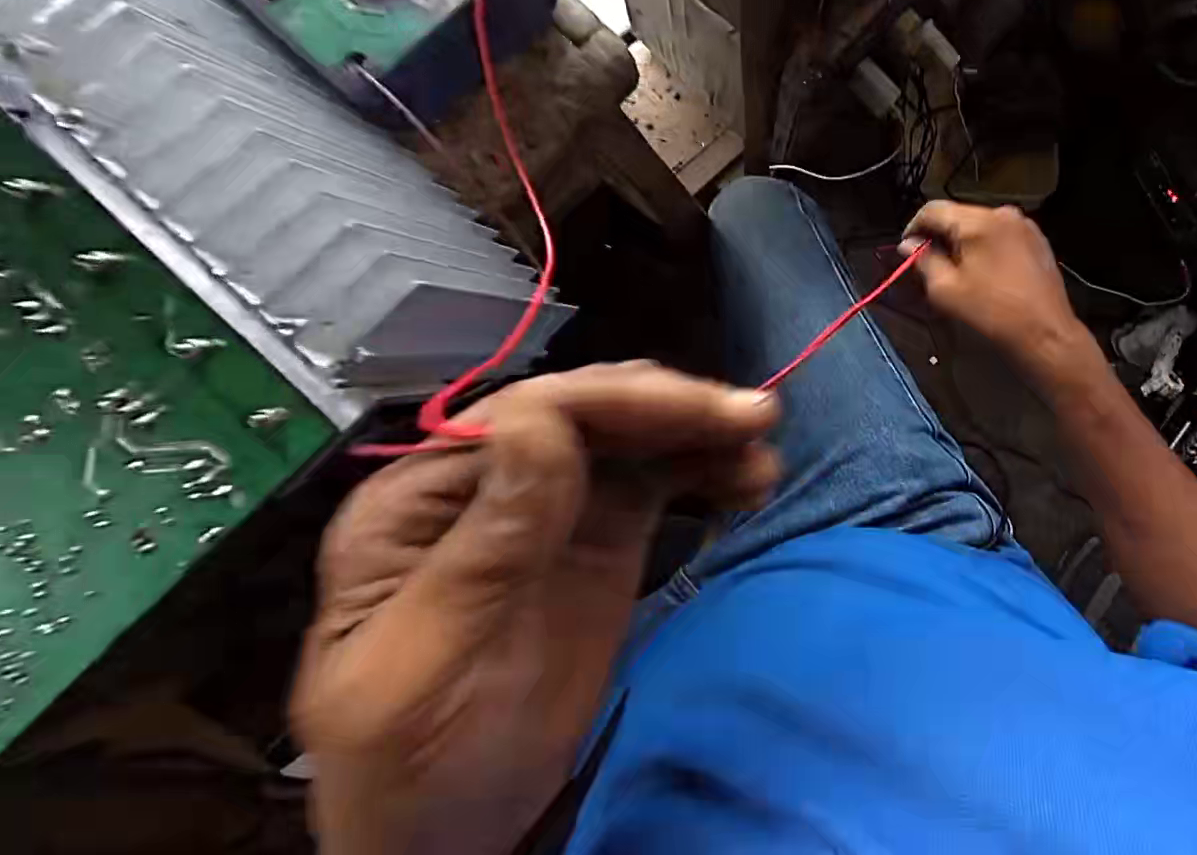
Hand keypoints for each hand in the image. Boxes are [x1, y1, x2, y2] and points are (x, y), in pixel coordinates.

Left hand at [291, 363, 779, 854]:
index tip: (711, 418)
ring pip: (641, 436)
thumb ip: (485, 544)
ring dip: (707, 433)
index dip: (627, 402)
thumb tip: (536, 419)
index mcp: (425, 496)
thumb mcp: (426, 664)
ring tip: (764, 459)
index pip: (533, 414)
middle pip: (598, 412)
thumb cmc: (413, 760)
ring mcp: (561, 500)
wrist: (462, 832)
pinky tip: (749, 482)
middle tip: (758, 419)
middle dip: (681, 407)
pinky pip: (667, 478)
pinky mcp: (611, 527)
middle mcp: (496, 479)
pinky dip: (712, 469)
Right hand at [902, 201, 1097, 381]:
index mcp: (979, 221)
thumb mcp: (946, 289)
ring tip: (957, 271)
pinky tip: (984, 273)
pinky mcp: (1037, 240)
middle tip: (929, 263)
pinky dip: (986, 247)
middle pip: (959, 215)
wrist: (1045, 332)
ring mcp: (1024, 226)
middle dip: (941, 236)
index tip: (908, 248)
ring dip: (964, 242)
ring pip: (981, 225)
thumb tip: (909, 245)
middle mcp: (1004, 214)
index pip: (933, 209)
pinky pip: (1001, 235)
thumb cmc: (993, 312)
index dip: (914, 227)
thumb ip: (924, 260)